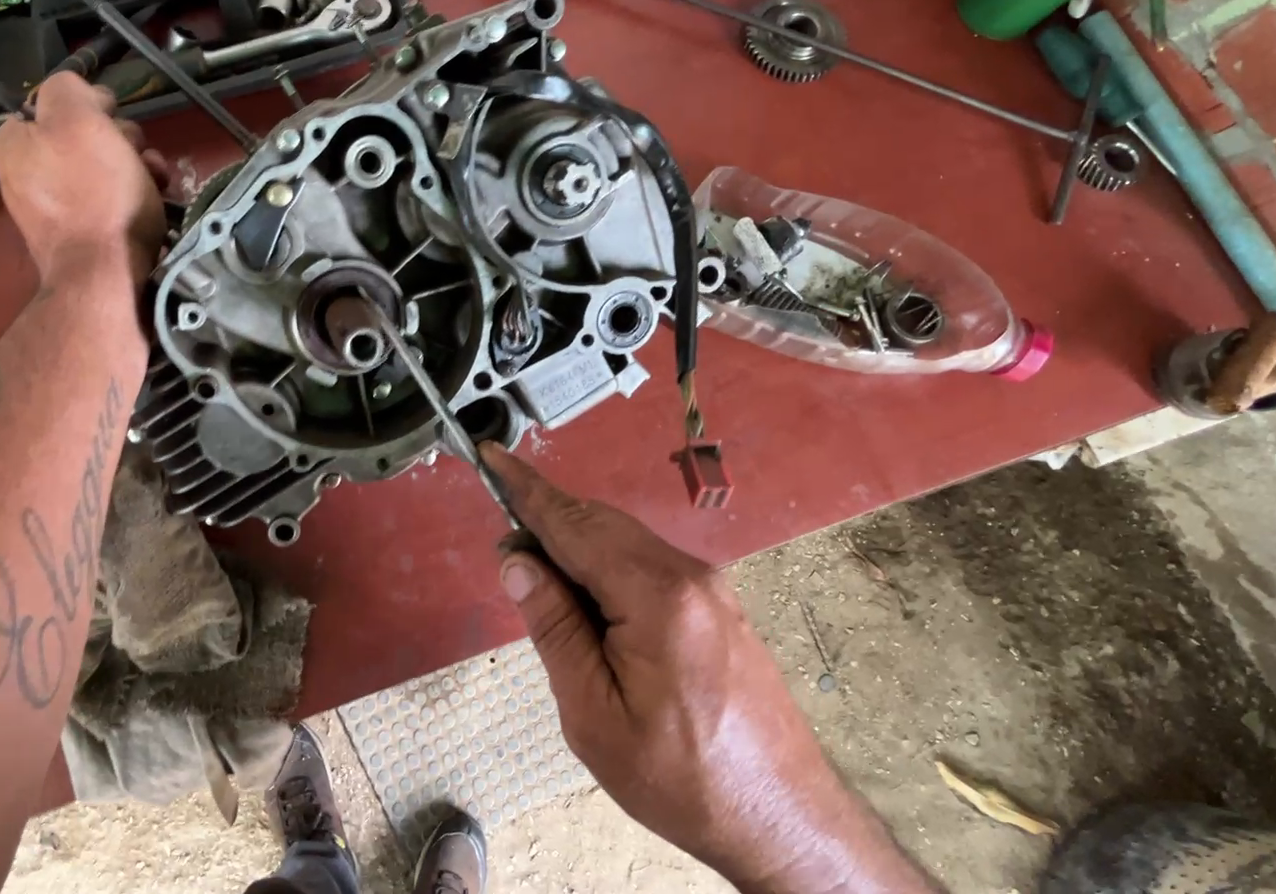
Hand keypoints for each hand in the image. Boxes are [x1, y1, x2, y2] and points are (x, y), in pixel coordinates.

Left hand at [0, 72, 168, 286]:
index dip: (92, 107)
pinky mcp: (84, 235)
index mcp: (13, 144)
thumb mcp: (78, 121)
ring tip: (153, 184)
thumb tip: (82, 95)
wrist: (106, 277)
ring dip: (136, 169)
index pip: (55, 104)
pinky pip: (112, 203)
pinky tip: (153, 205)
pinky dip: (135, 199)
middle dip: (122, 142)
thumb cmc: (94, 194)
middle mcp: (28, 175)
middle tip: (136, 156)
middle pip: (86, 138)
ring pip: (106, 169)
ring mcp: (56, 209)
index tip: (113, 120)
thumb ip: (68, 88)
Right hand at [482, 444, 935, 893]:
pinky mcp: (717, 604)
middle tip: (506, 560)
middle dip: (546, 524)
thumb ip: (555, 627)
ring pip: (623, 541)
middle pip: (599, 524)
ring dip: (575, 549)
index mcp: (655, 596)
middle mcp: (688, 574)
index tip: (491, 455)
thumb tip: (517, 562)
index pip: (573, 524)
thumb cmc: (679, 778)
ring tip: (542, 588)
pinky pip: (645, 563)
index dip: (526, 490)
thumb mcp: (594, 713)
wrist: (784, 821)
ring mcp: (710, 587)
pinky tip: (589, 604)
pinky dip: (605, 567)